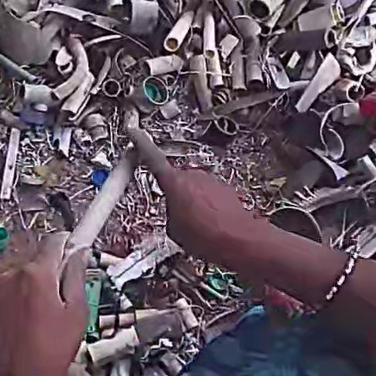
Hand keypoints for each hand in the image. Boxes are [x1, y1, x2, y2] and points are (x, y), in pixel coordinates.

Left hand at [0, 232, 87, 375]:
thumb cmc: (51, 351)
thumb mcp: (77, 313)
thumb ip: (76, 276)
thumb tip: (78, 253)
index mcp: (36, 273)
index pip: (55, 241)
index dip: (68, 245)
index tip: (74, 251)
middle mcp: (11, 274)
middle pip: (37, 261)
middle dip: (49, 274)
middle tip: (59, 301)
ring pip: (20, 277)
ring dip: (30, 287)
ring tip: (38, 318)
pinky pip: (5, 291)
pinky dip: (14, 300)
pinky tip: (22, 323)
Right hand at [127, 126, 263, 264]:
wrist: (240, 241)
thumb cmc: (206, 237)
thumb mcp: (174, 230)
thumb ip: (169, 212)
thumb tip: (173, 214)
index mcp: (174, 182)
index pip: (152, 158)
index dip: (141, 145)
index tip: (135, 134)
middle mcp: (194, 175)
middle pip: (176, 178)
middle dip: (175, 193)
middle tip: (177, 215)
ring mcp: (212, 180)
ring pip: (195, 187)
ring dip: (194, 202)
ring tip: (197, 226)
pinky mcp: (226, 189)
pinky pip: (210, 194)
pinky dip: (209, 206)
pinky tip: (211, 224)